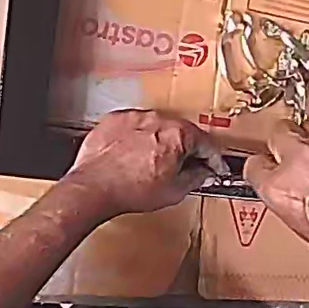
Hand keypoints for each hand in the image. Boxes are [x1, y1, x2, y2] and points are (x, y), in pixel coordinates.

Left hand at [56, 109, 225, 219]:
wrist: (93, 187)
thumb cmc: (130, 190)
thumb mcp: (174, 191)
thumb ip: (196, 178)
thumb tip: (204, 173)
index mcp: (178, 135)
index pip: (206, 144)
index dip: (214, 159)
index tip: (215, 167)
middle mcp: (158, 119)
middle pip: (182, 132)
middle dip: (186, 150)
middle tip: (185, 167)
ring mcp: (135, 116)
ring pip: (157, 127)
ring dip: (161, 142)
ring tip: (154, 164)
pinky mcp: (115, 119)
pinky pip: (135, 126)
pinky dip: (138, 138)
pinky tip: (134, 156)